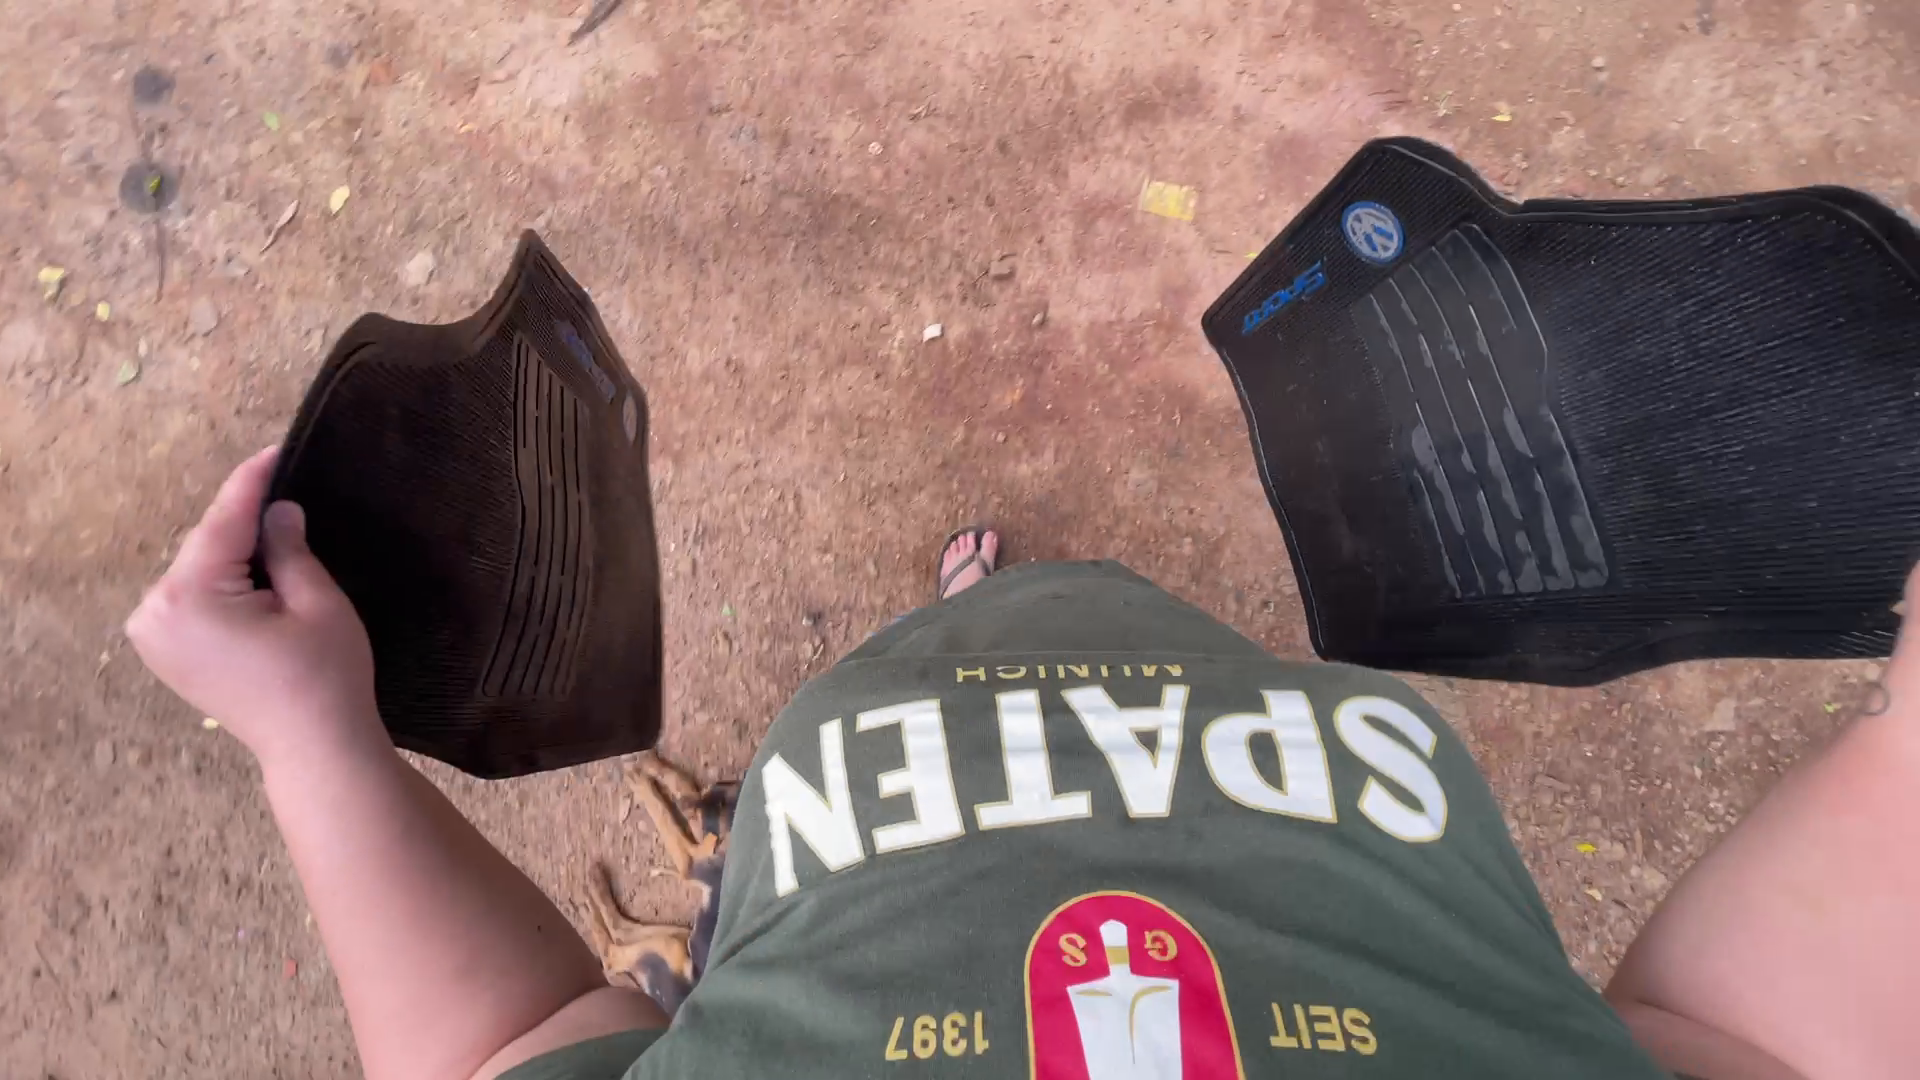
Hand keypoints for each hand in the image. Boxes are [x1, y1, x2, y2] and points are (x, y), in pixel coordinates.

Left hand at [127, 446, 386, 765]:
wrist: (313, 740)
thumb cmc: (326, 671)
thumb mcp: (319, 602)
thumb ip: (290, 551)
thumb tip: (278, 511)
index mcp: (189, 595)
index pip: (222, 523)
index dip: (250, 484)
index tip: (274, 451)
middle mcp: (152, 610)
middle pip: (206, 547)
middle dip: (246, 523)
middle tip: (292, 499)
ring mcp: (150, 635)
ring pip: (199, 572)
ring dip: (236, 554)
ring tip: (283, 542)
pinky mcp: (164, 651)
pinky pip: (193, 598)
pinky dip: (225, 581)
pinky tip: (258, 581)